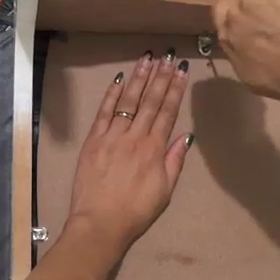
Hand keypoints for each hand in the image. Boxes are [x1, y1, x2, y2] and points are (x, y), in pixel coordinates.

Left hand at [64, 52, 192, 253]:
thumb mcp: (165, 190)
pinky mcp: (93, 140)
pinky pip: (104, 113)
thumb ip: (175, 160)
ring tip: (147, 59)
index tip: (181, 70)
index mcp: (155, 149)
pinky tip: (119, 79)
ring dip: (138, 79)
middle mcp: (135, 137)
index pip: (167, 112)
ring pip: (128, 101)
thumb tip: (186, 135)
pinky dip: (112, 95)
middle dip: (160, 77)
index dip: (175, 90)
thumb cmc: (136, 211)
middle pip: (149, 101)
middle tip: (166, 56)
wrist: (100, 223)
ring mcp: (112, 136)